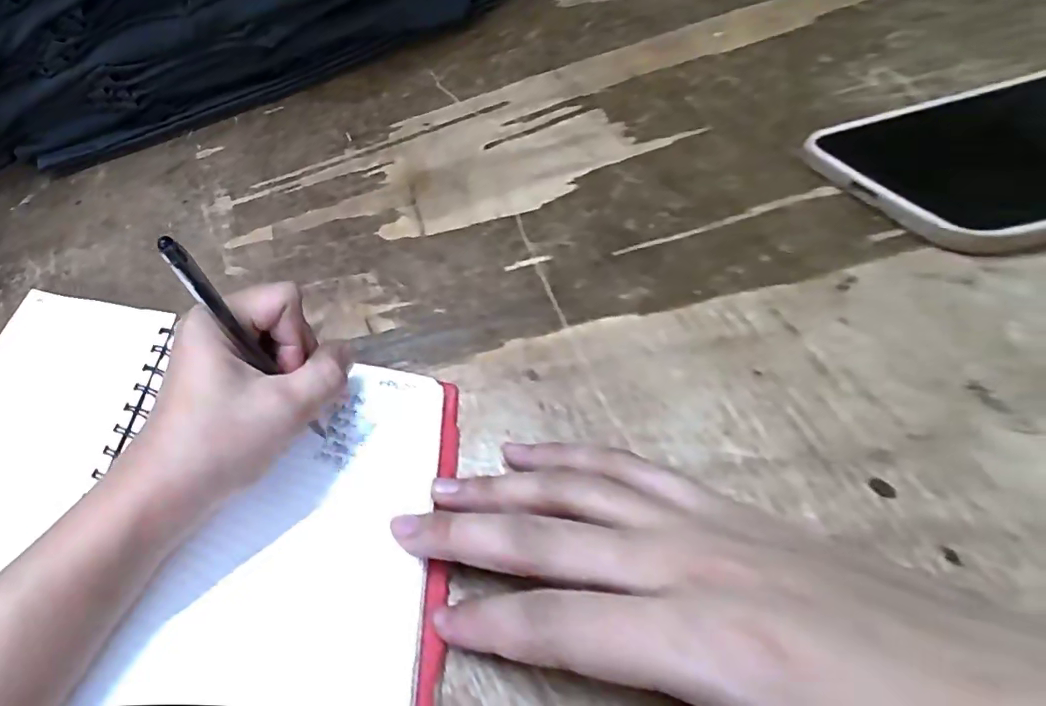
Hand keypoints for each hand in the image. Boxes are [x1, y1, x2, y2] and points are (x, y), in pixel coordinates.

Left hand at [117, 283, 349, 517]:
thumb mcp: (286, 406)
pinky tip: (265, 420)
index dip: (298, 338)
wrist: (169, 488)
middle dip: (294, 361)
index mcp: (215, 317)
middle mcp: (210, 326)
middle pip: (279, 320)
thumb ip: (326, 373)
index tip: (284, 379)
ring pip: (272, 347)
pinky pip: (257, 367)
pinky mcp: (213, 377)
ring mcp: (210, 352)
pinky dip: (272, 391)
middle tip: (281, 402)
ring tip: (273, 415)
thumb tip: (346, 350)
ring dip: (286, 381)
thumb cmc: (221, 440)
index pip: (283, 299)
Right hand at [392, 442, 1045, 705]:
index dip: (488, 624)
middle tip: (399, 528)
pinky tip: (526, 453)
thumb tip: (592, 683)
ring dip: (496, 487)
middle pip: (542, 539)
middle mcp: (689, 565)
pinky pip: (630, 470)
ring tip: (441, 485)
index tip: (435, 621)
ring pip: (571, 490)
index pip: (558, 626)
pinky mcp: (737, 513)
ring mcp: (711, 527)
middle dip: (461, 538)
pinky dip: (567, 457)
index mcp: (708, 641)